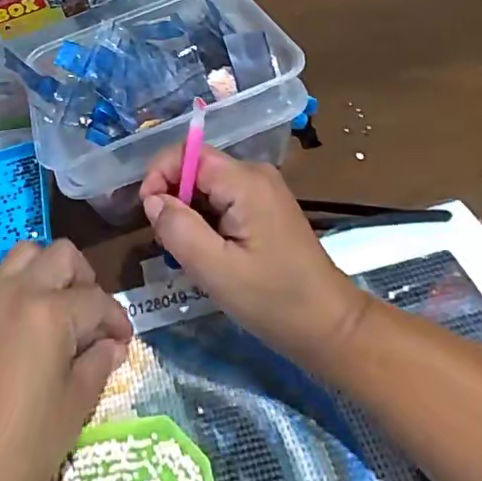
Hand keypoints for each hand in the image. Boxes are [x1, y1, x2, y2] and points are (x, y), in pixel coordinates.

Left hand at [0, 240, 131, 480]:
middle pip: (62, 255)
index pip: (96, 299)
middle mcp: (20, 289)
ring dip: (50, 269)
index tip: (125, 340)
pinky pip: (2, 272)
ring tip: (61, 308)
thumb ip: (98, 364)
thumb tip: (113, 344)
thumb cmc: (25, 441)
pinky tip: (30, 316)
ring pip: (28, 252)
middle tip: (93, 317)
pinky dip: (22, 279)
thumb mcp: (74, 406)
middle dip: (85, 279)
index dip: (117, 319)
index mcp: (50, 311)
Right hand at [138, 145, 366, 364]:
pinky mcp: (265, 208)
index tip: (149, 213)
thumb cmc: (275, 301)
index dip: (160, 174)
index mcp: (244, 181)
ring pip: (206, 186)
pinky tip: (209, 253)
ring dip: (188, 213)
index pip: (186, 152)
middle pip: (196, 168)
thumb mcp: (216, 271)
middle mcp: (254, 174)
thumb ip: (179, 229)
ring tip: (187, 253)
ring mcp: (262, 190)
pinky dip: (206, 220)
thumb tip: (152, 200)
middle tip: (168, 243)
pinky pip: (222, 199)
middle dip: (172, 198)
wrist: (332, 328)